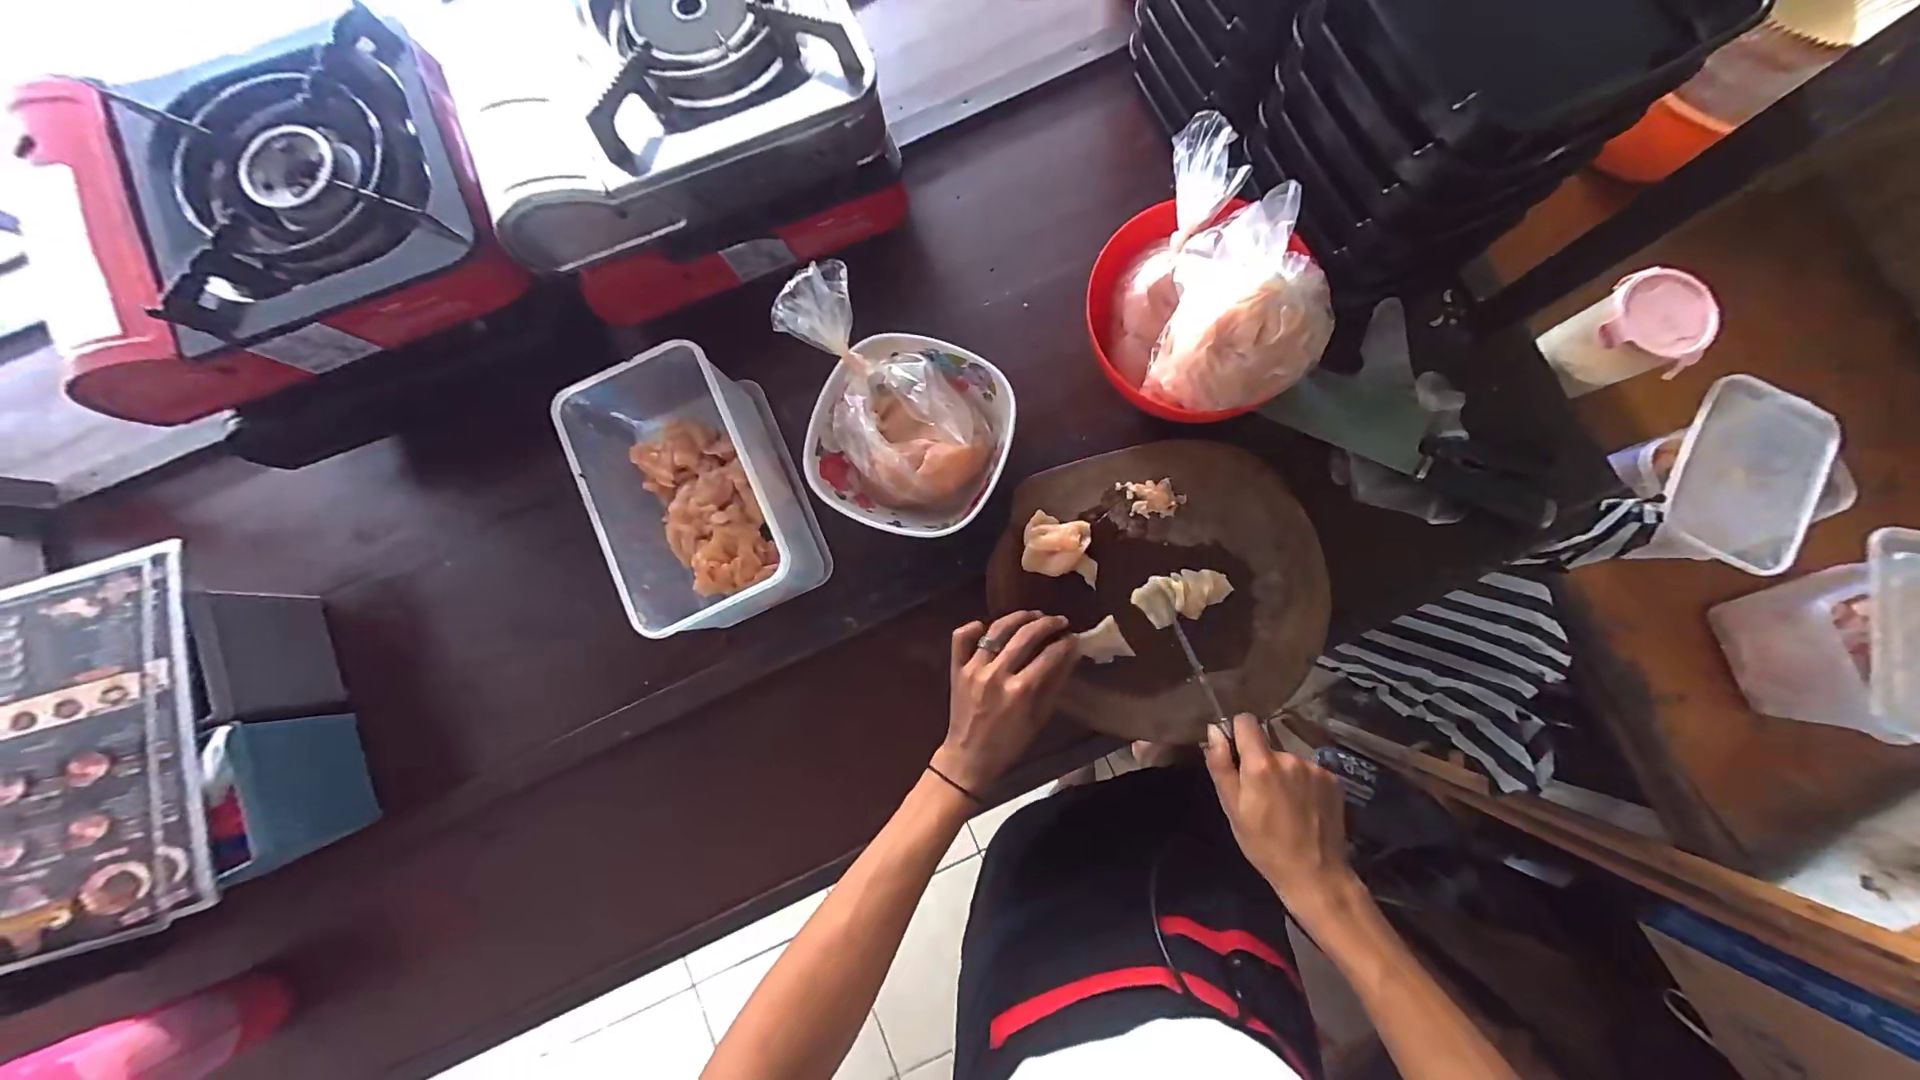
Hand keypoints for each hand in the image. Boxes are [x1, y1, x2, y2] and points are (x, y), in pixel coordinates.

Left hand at [932, 611, 1078, 793]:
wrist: (968, 758)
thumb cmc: (1009, 743)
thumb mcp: (1039, 718)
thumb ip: (1055, 684)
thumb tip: (1071, 654)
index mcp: (1020, 691)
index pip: (1049, 656)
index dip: (1065, 643)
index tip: (1074, 637)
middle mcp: (996, 674)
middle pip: (1025, 636)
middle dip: (1047, 624)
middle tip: (1059, 621)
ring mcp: (973, 669)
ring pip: (996, 630)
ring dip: (1018, 618)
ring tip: (1033, 615)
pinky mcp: (956, 669)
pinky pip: (961, 638)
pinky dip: (973, 627)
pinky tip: (986, 626)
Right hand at [1205, 713, 1353, 907]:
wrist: (1317, 875)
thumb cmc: (1264, 844)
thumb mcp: (1232, 808)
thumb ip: (1220, 765)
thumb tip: (1214, 731)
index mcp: (1260, 763)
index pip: (1246, 721)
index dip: (1238, 732)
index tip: (1237, 754)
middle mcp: (1290, 757)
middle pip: (1267, 746)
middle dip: (1261, 763)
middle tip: (1260, 795)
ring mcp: (1315, 768)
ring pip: (1288, 760)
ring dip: (1283, 774)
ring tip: (1284, 805)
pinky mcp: (1333, 779)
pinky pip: (1308, 771)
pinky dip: (1303, 783)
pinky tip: (1304, 808)